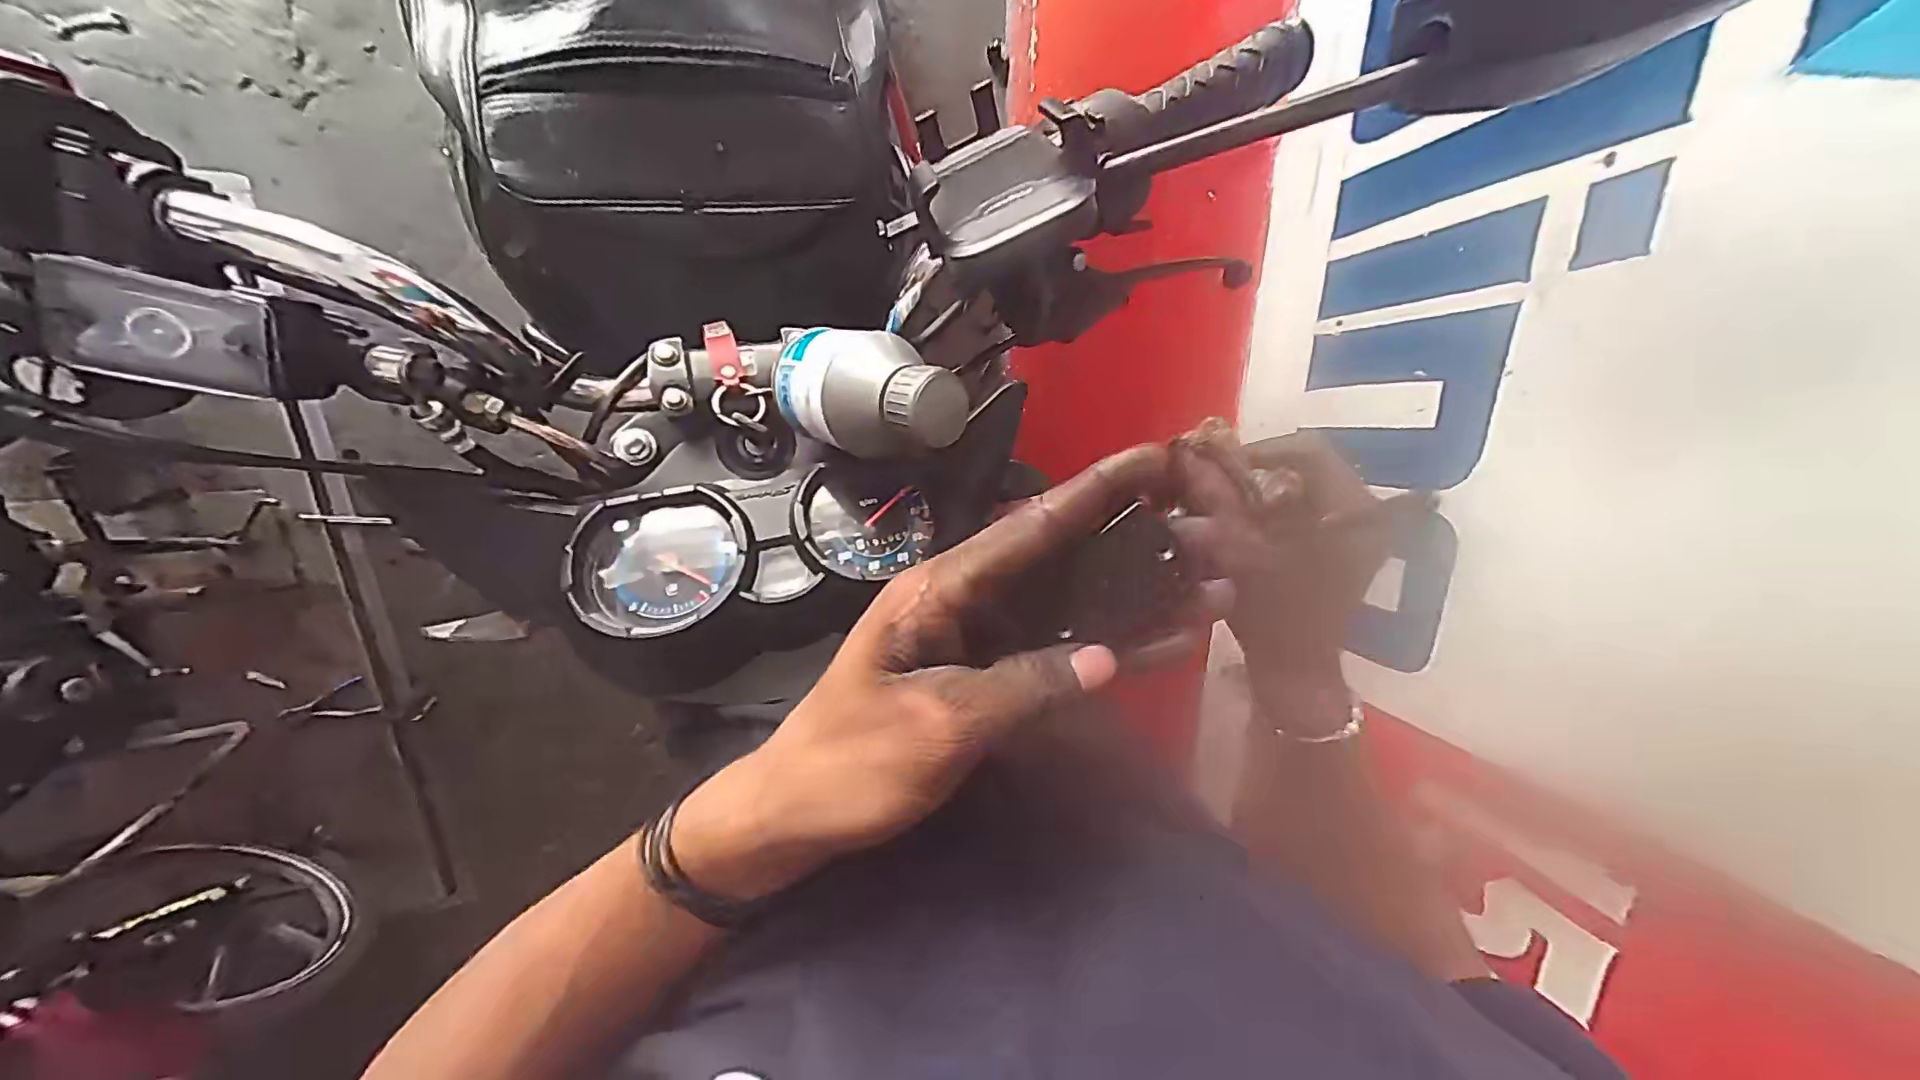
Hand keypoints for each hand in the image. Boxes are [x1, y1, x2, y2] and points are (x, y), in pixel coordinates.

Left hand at [670, 446, 1182, 900]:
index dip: (1093, 492)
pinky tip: (1159, 645)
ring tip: (1205, 586)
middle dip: (1128, 539)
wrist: (798, 812)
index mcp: (940, 589)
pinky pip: (1055, 652)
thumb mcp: (936, 723)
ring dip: (1130, 598)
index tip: (1152, 461)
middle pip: (1057, 558)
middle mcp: (964, 600)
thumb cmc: (852, 761)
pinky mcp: (987, 675)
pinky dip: (1104, 649)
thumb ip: (1022, 687)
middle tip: (1201, 525)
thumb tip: (1107, 660)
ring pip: (1066, 605)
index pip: (1027, 529)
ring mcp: (978, 638)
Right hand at [1170, 426, 1407, 732]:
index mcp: (1354, 510)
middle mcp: (1362, 512)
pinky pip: (1292, 507)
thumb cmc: (1275, 618)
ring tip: (1213, 504)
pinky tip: (1231, 522)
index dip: (1253, 451)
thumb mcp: (1241, 554)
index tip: (1211, 468)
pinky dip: (1259, 508)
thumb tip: (1188, 456)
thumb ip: (1216, 501)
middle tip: (1207, 485)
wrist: (1294, 672)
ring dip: (1251, 490)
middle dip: (1247, 472)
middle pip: (1297, 466)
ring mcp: (1349, 529)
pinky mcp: (1332, 543)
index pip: (1306, 449)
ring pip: (1292, 486)